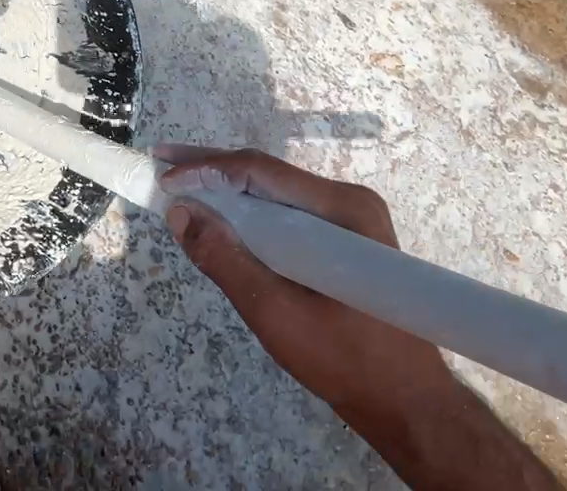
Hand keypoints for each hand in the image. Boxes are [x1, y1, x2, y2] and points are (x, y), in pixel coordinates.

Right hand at [157, 148, 559, 489]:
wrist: (408, 405)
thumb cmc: (346, 360)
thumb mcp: (275, 312)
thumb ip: (225, 259)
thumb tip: (178, 212)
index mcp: (342, 209)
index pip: (260, 171)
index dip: (206, 170)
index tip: (163, 179)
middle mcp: (345, 201)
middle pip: (263, 173)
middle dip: (207, 167)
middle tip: (159, 160)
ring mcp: (344, 219)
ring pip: (269, 190)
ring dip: (221, 186)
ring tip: (176, 180)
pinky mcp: (338, 239)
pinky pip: (279, 211)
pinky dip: (240, 209)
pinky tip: (213, 211)